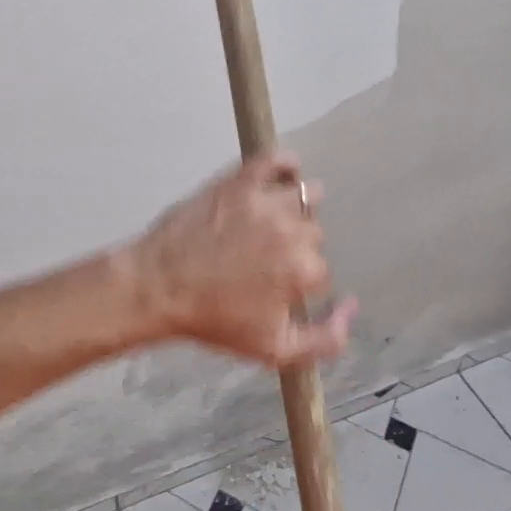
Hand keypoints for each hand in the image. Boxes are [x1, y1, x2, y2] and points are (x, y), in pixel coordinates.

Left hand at [125, 151, 355, 366]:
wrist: (158, 286)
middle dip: (296, 246)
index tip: (274, 285)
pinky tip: (284, 175)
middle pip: (313, 232)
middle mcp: (290, 230)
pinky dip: (286, 164)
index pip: (321, 270)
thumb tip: (353, 307)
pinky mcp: (239, 181)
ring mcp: (265, 201)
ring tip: (273, 221)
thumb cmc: (214, 319)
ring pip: (304, 195)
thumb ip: (327, 338)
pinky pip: (277, 160)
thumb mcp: (275, 350)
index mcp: (303, 270)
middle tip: (263, 258)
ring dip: (296, 208)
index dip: (298, 280)